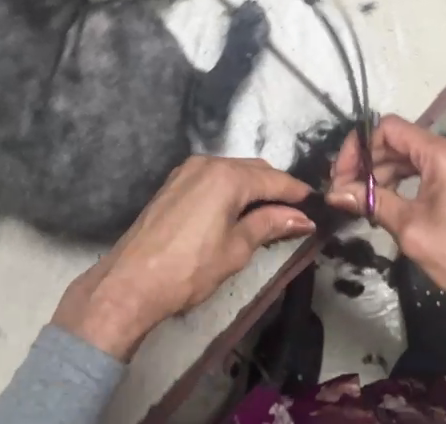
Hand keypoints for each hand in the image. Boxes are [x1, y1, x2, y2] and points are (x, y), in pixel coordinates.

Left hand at [53, 156, 313, 360]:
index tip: (316, 205)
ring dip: (253, 188)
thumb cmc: (188, 269)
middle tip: (296, 213)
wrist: (129, 284)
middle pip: (253, 169)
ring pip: (232, 171)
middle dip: (276, 188)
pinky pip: (213, 178)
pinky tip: (238, 211)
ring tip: (270, 214)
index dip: (297, 192)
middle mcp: (208, 163)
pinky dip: (231, 190)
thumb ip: (270, 225)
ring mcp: (187, 171)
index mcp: (227, 176)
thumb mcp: (236, 249)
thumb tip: (302, 218)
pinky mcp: (173, 184)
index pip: (274, 178)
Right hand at [327, 116, 445, 404]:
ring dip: (385, 174)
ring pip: (411, 156)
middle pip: (399, 141)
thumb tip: (335, 193)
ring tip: (364, 202)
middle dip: (369, 164)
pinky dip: (405, 181)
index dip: (360, 148)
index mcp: (443, 154)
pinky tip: (389, 204)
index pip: (389, 129)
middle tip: (345, 193)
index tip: (342, 178)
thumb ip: (372, 203)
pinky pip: (426, 169)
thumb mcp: (410, 229)